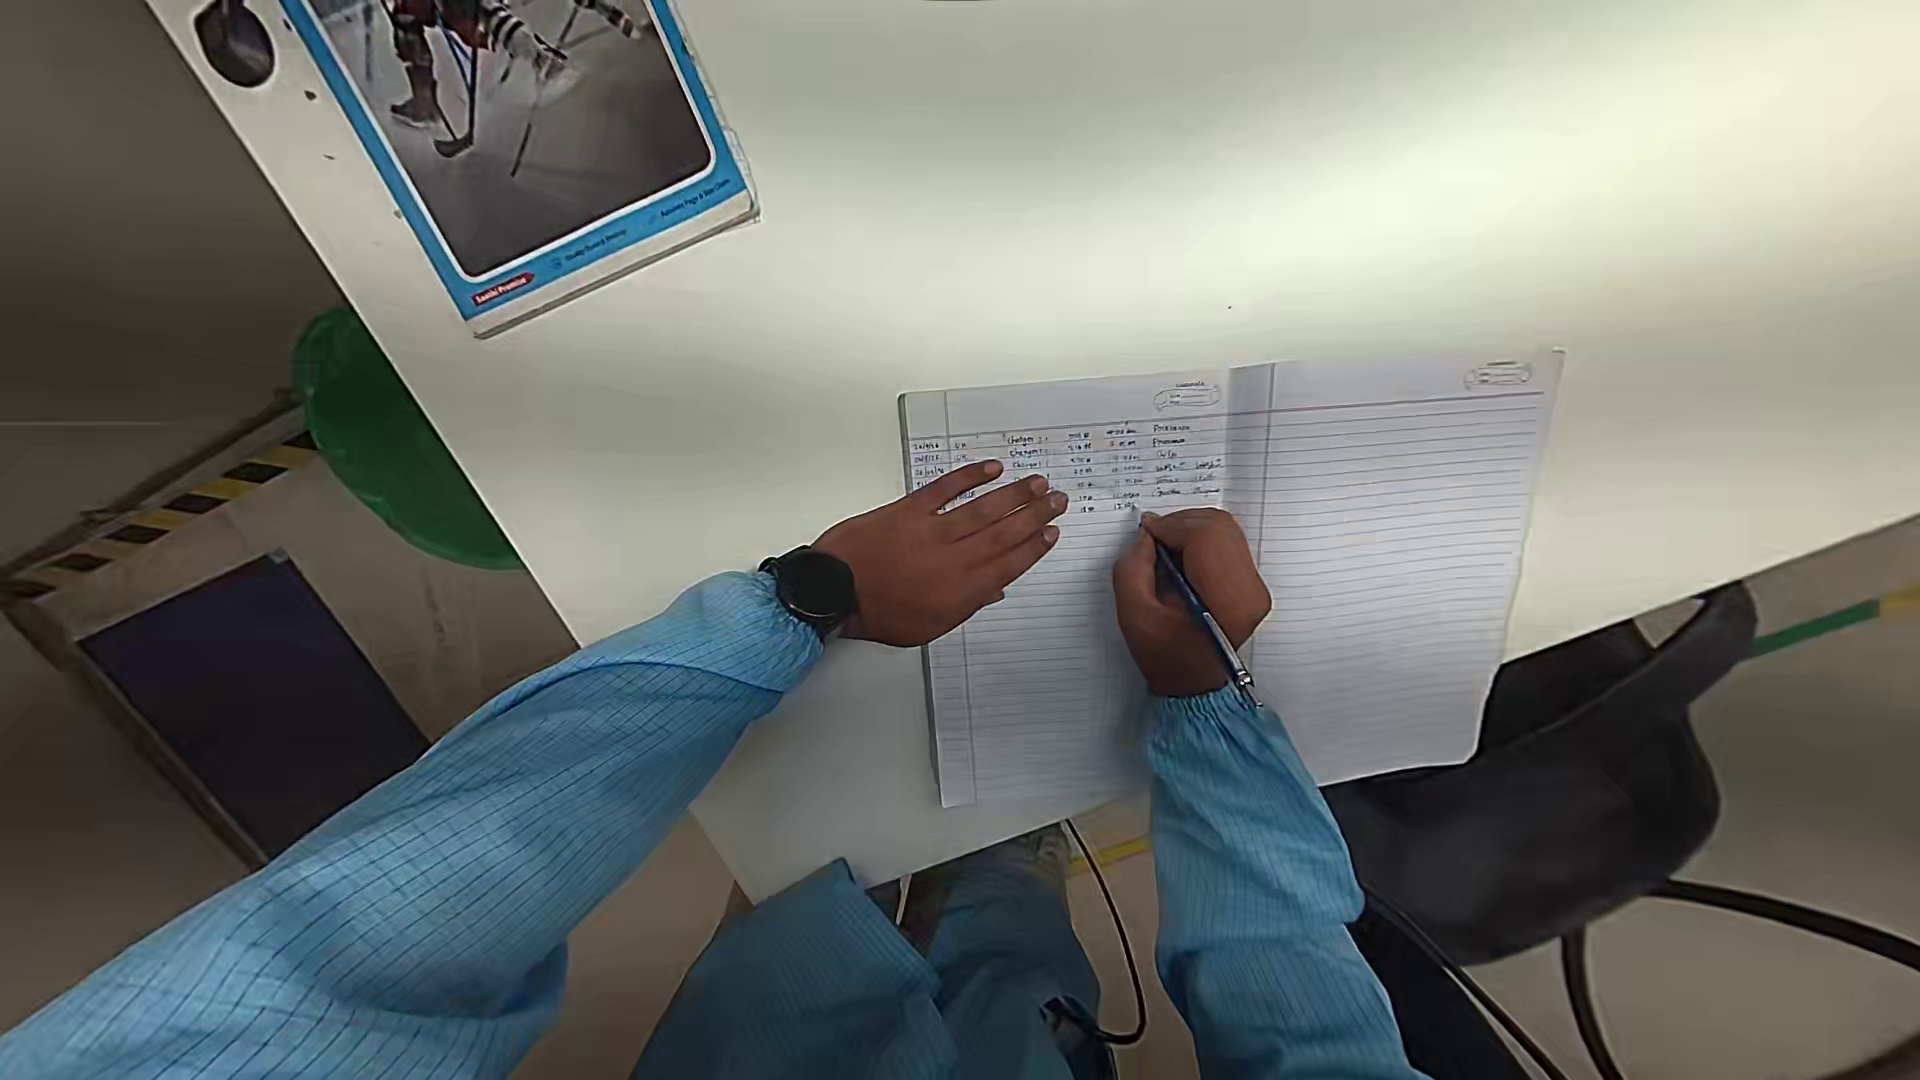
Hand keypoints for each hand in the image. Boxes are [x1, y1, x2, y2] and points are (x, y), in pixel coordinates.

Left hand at [814, 461, 1067, 646]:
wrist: (834, 591)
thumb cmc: (877, 613)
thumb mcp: (927, 626)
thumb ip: (964, 607)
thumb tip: (992, 591)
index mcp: (960, 590)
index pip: (1009, 564)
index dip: (1034, 546)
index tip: (1051, 532)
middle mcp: (952, 558)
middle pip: (1004, 532)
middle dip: (1035, 515)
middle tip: (1056, 500)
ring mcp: (931, 530)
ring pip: (983, 508)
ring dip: (1013, 494)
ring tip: (1036, 483)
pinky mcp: (909, 510)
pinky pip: (945, 488)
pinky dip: (969, 476)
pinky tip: (991, 468)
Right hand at [1111, 509, 1269, 696]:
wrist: (1195, 686)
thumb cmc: (1167, 659)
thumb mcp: (1134, 616)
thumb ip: (1132, 569)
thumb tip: (1146, 537)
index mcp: (1226, 601)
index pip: (1206, 537)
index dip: (1170, 526)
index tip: (1147, 532)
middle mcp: (1249, 590)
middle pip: (1218, 526)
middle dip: (1179, 523)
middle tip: (1153, 538)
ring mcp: (1254, 586)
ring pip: (1224, 528)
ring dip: (1189, 528)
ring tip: (1164, 547)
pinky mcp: (1250, 583)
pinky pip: (1226, 541)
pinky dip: (1199, 538)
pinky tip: (1180, 555)